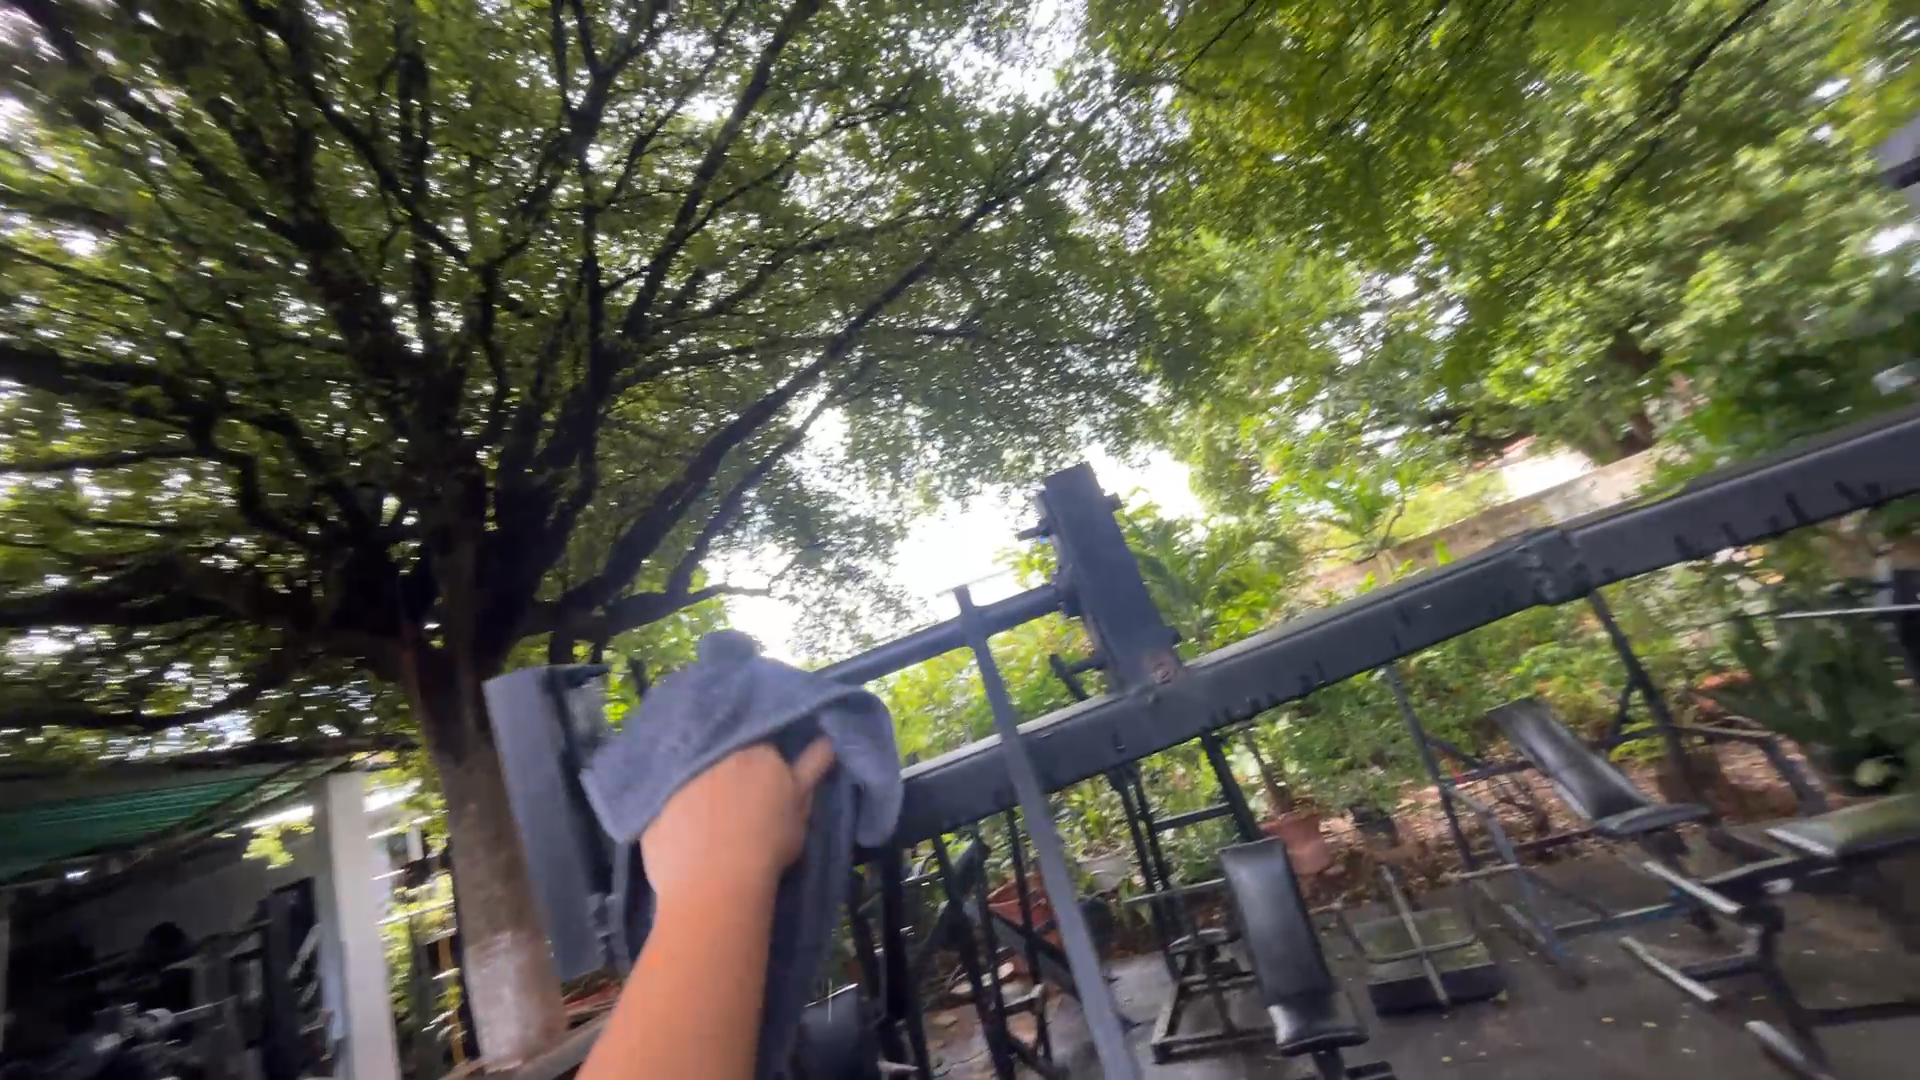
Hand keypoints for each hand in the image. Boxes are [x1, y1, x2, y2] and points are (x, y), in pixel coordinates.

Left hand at [641, 737, 836, 905]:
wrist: (716, 885)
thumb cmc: (768, 845)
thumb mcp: (800, 807)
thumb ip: (811, 769)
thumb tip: (826, 740)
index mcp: (758, 752)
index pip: (763, 747)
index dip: (764, 767)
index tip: (765, 788)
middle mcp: (716, 754)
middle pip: (726, 754)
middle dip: (730, 769)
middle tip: (737, 803)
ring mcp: (679, 778)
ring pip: (693, 773)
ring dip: (700, 785)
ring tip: (708, 818)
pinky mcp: (651, 805)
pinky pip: (663, 801)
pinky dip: (672, 811)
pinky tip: (681, 834)